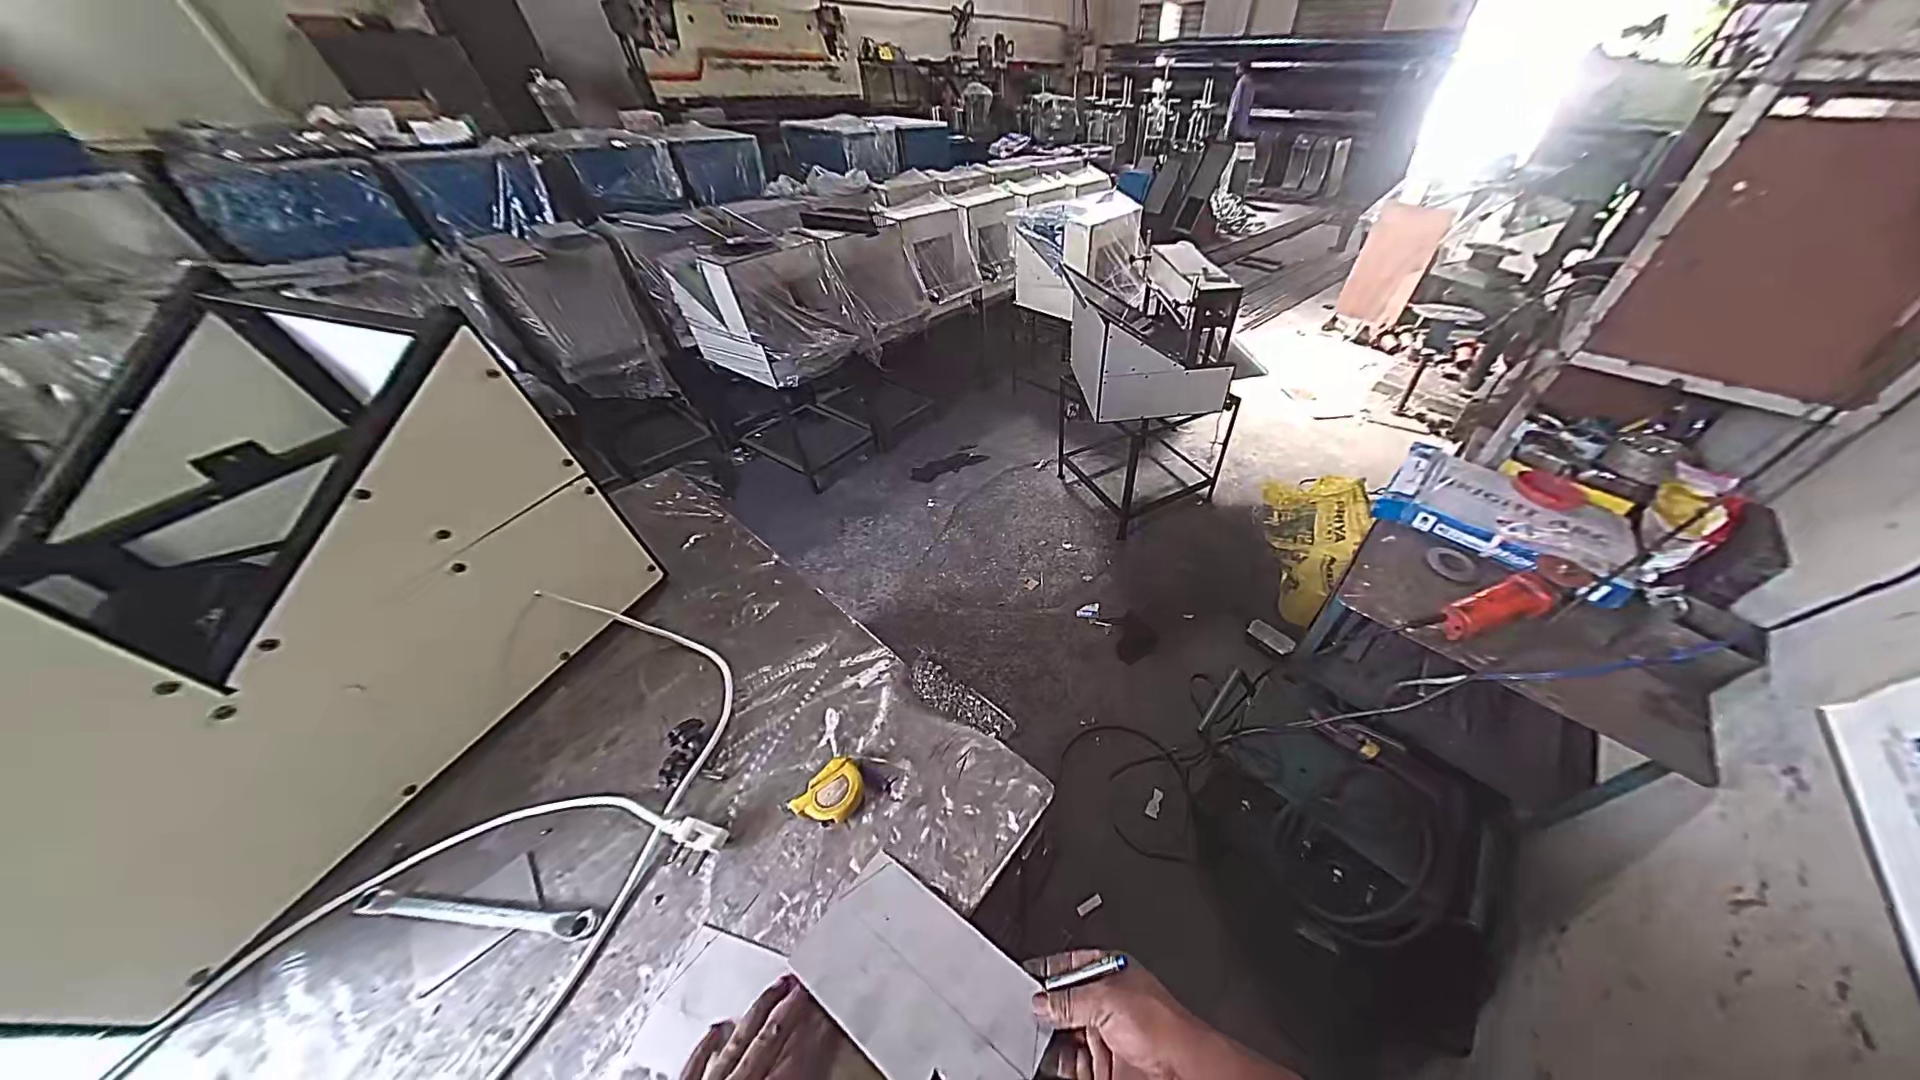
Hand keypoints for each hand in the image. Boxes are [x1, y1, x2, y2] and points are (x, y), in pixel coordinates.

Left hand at [677, 974, 841, 1079]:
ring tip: (773, 991)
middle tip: (803, 987)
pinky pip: (695, 1065)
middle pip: (766, 1041)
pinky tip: (716, 1029)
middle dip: (787, 1011)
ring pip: (736, 1043)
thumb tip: (808, 1071)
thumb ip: (791, 1079)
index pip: (792, 1058)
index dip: (810, 1030)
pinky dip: (708, 1045)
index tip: (823, 1010)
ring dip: (757, 1015)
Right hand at [1025, 950, 1203, 1079]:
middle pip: (1066, 1002)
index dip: (1049, 969)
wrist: (1183, 1070)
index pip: (1071, 965)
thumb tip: (1042, 1001)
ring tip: (1034, 1036)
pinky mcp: (1107, 1066)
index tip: (1028, 974)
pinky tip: (1049, 1059)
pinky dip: (1059, 1062)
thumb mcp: (1106, 999)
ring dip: (1049, 1037)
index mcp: (1111, 973)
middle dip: (1046, 1007)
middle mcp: (1108, 1003)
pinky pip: (1073, 1063)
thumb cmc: (1163, 1025)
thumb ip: (1070, 1000)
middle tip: (1027, 1010)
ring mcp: (1107, 1035)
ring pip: (1066, 1034)